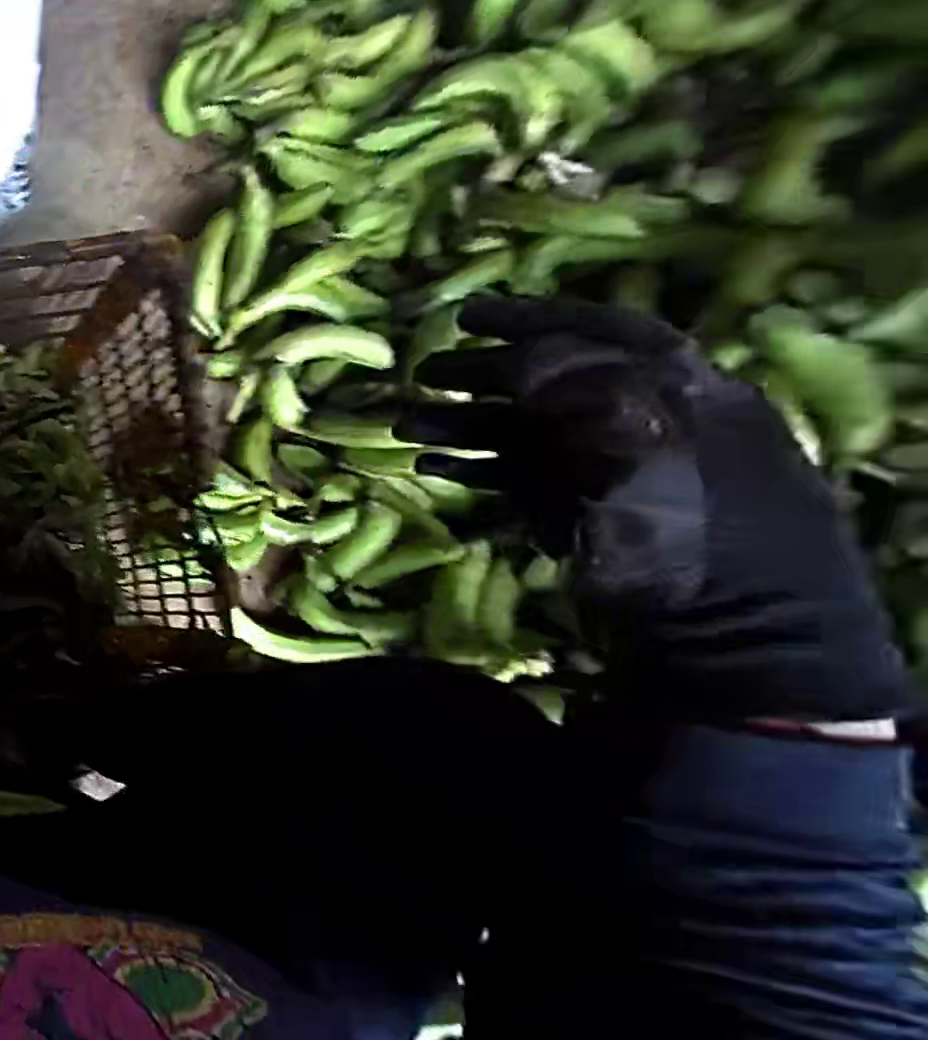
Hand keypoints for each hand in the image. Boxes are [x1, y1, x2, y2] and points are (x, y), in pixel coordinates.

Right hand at [399, 298, 910, 722]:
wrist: (720, 638)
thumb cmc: (695, 538)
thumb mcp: (653, 454)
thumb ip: (591, 395)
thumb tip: (524, 357)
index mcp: (674, 395)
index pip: (599, 335)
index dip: (531, 319)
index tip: (465, 317)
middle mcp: (633, 424)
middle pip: (545, 384)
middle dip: (480, 375)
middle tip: (422, 374)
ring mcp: (598, 472)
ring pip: (516, 433)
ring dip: (458, 425)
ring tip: (403, 425)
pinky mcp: (570, 514)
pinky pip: (508, 478)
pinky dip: (467, 468)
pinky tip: (429, 466)